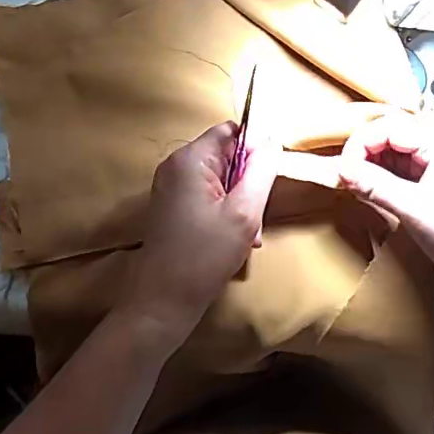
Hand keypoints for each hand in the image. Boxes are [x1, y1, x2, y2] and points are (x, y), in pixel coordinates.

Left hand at [123, 121, 275, 347]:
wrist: (162, 301)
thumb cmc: (204, 255)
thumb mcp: (244, 211)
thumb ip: (261, 171)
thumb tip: (271, 141)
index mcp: (189, 159)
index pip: (230, 131)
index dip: (254, 149)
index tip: (266, 179)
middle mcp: (175, 166)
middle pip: (226, 156)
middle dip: (247, 182)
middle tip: (255, 216)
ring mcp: (170, 187)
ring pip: (220, 179)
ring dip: (239, 203)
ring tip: (246, 234)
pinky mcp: (171, 207)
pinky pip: (207, 196)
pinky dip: (224, 213)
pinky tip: (233, 240)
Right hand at [308, 113, 433, 317]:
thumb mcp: (417, 210)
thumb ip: (376, 187)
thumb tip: (343, 170)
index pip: (388, 126)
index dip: (360, 144)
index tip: (342, 168)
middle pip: (388, 135)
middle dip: (361, 152)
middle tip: (342, 174)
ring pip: (390, 153)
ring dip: (368, 166)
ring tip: (351, 184)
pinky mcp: (431, 185)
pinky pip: (397, 171)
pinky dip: (378, 178)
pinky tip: (367, 190)